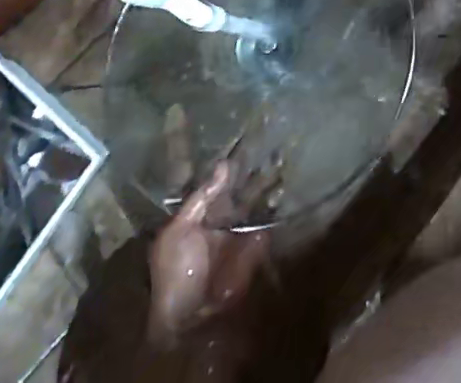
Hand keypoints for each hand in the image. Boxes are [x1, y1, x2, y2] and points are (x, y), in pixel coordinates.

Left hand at [147, 162, 268, 344]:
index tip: (250, 143)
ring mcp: (240, 237)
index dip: (235, 168)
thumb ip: (201, 197)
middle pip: (244, 194)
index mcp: (202, 214)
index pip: (221, 185)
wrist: (186, 319)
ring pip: (258, 208)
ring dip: (270, 192)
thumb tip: (223, 164)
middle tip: (276, 152)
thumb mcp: (179, 229)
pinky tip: (286, 197)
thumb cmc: (174, 270)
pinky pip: (267, 230)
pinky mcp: (254, 254)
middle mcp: (223, 221)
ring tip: (285, 169)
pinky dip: (275, 216)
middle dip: (258, 176)